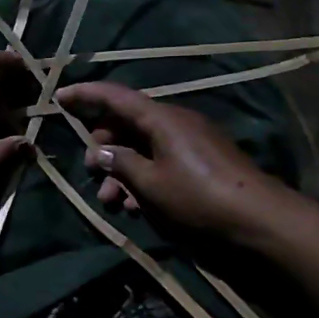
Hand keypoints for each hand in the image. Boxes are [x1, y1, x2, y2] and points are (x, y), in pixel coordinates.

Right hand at [58, 82, 300, 241]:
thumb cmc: (198, 198)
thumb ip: (120, 163)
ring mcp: (190, 144)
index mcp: (162, 119)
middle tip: (94, 176)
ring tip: (114, 202)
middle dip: (105, 149)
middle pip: (128, 125)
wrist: (259, 222)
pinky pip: (161, 163)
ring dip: (123, 172)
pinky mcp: (200, 165)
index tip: (59, 97)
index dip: (86, 95)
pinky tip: (138, 207)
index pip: (116, 96)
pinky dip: (144, 180)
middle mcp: (176, 124)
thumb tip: (99, 151)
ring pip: (143, 149)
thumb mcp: (151, 183)